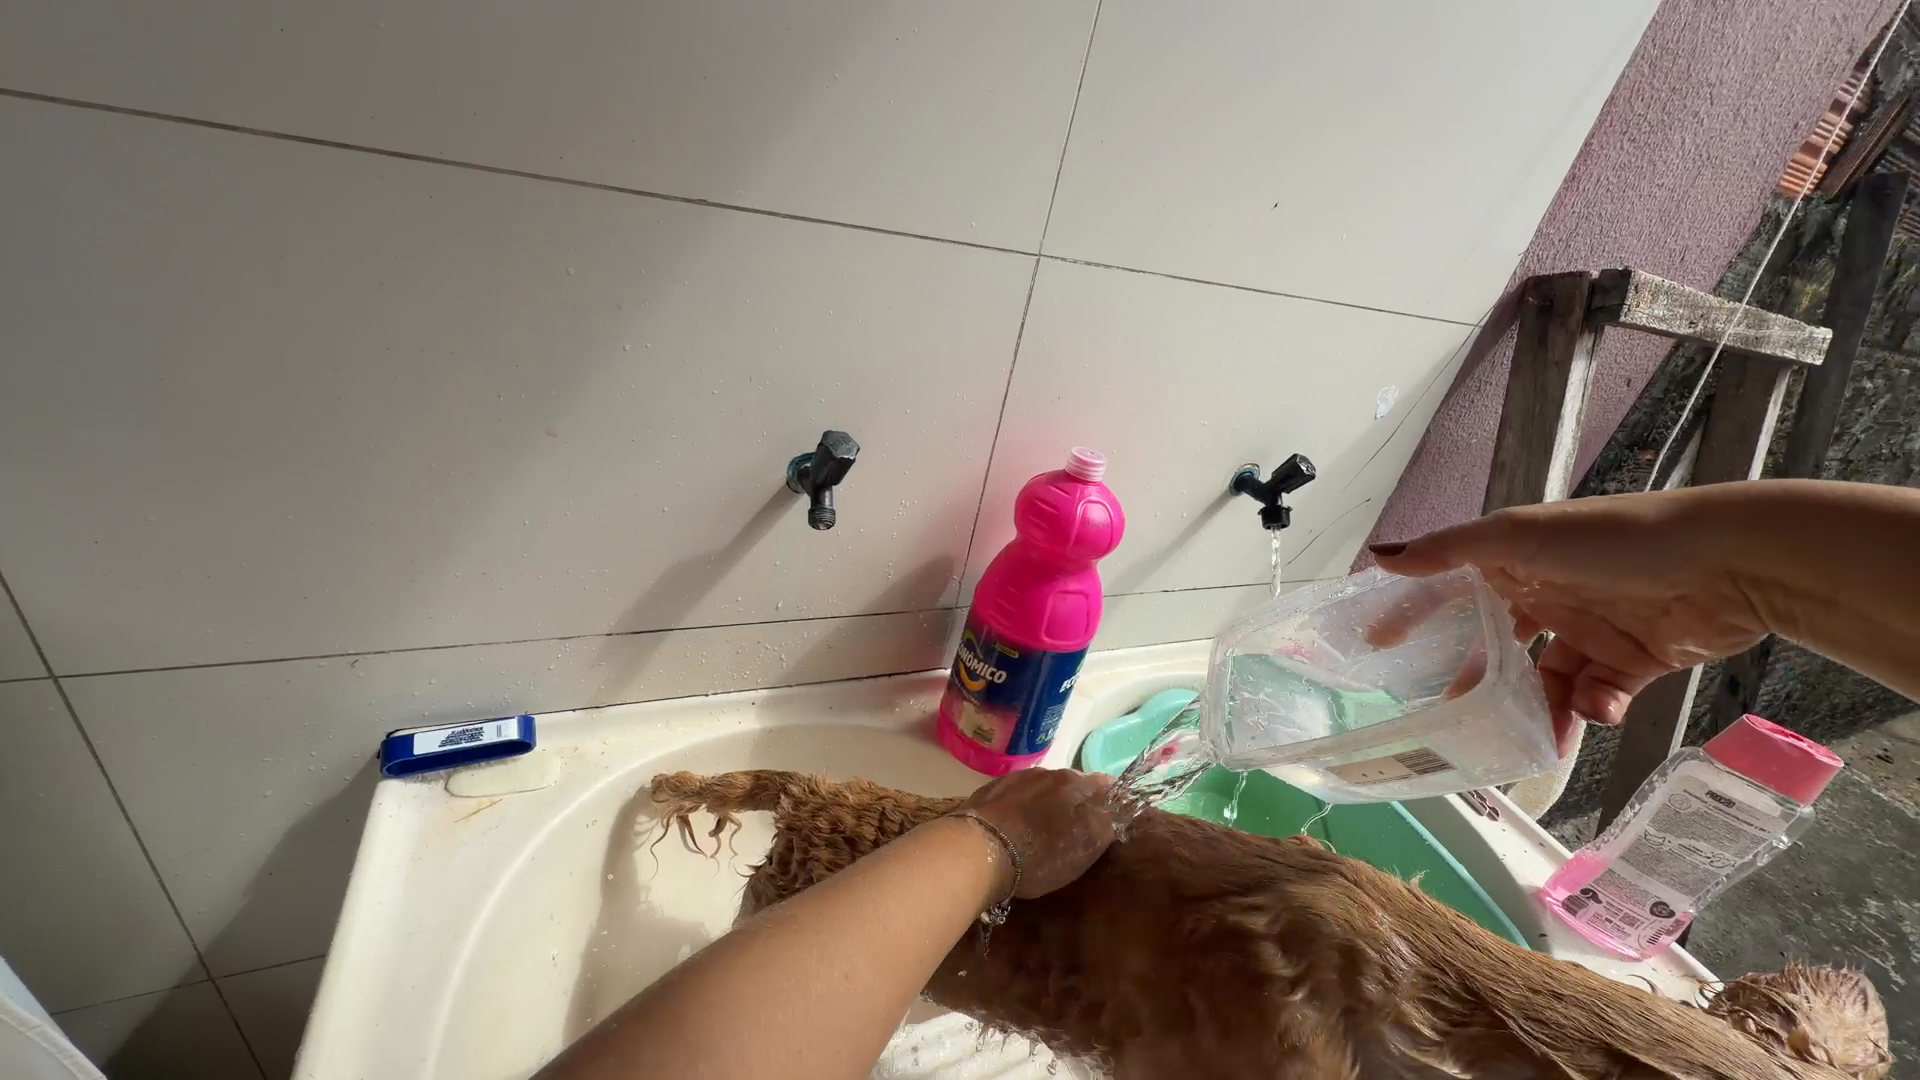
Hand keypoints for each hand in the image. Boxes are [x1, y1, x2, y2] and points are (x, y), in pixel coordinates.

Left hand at [954, 768, 1117, 898]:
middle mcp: (1048, 772)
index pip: (1104, 784)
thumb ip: (1107, 823)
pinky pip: (1018, 794)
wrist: (977, 850)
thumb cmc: (1038, 855)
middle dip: (1078, 803)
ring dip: (1049, 803)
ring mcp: (1018, 777)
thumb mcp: (1084, 848)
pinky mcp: (993, 788)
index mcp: (1075, 784)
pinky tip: (1016, 826)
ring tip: (1042, 830)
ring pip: (1044, 787)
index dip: (1110, 801)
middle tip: (1075, 831)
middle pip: (1073, 784)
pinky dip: (1024, 807)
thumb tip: (1122, 805)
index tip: (1108, 820)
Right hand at [1369, 489, 1769, 749]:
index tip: (1380, 647)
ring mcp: (1590, 630)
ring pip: (1547, 682)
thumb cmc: (1611, 540)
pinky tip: (1596, 714)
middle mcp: (1545, 597)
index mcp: (1513, 564)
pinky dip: (1595, 709)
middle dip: (1479, 685)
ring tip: (1530, 743)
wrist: (1734, 562)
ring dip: (1540, 711)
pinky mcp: (1635, 660)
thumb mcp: (1517, 535)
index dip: (1415, 616)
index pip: (1451, 593)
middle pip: (1497, 650)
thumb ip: (1447, 549)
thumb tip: (1379, 555)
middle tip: (1457, 721)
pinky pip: (1600, 695)